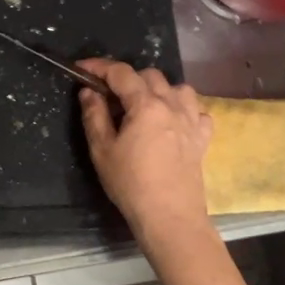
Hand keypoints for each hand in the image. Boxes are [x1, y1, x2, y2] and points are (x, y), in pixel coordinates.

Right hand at [76, 59, 214, 237]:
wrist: (170, 218)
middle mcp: (172, 105)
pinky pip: (197, 111)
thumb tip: (89, 92)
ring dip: (159, 90)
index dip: (99, 66)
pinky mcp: (202, 138)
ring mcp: (191, 121)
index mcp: (146, 105)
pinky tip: (173, 123)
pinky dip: (184, 110)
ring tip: (144, 106)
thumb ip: (94, 115)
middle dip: (127, 78)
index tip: (82, 69)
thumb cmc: (131, 184)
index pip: (121, 73)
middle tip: (109, 96)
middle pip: (150, 75)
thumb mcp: (102, 150)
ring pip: (178, 88)